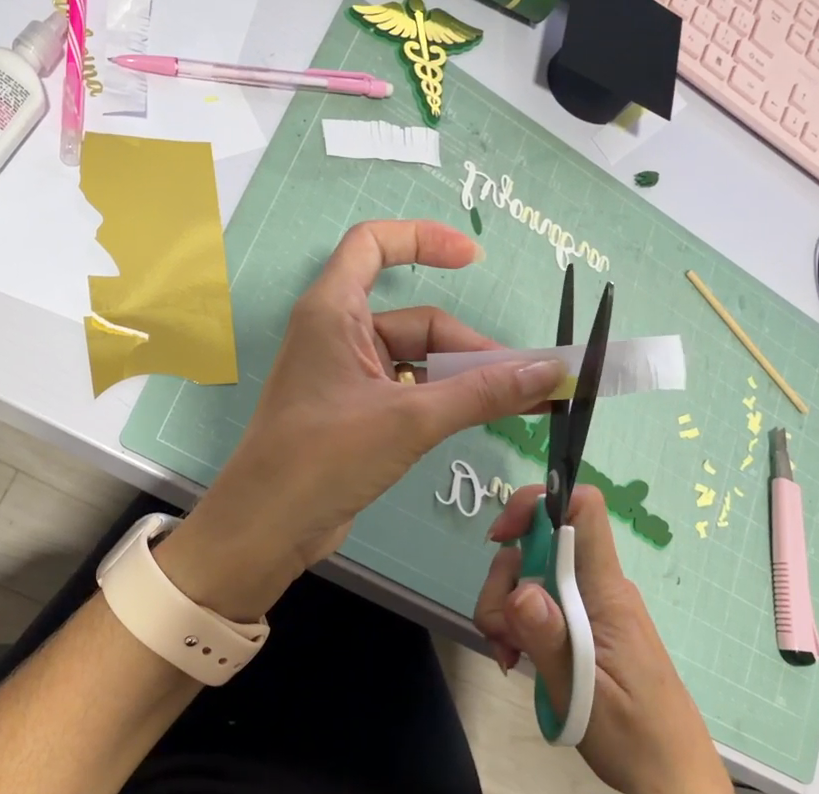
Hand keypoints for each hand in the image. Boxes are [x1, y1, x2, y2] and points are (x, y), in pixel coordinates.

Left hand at [159, 220, 565, 619]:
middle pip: (416, 323)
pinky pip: (407, 398)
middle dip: (473, 351)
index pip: (373, 245)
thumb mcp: (409, 420)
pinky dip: (443, 406)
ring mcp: (344, 382)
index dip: (424, 240)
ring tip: (525, 404)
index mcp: (332, 312)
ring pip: (416, 366)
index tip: (475, 258)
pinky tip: (483, 421)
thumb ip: (481, 393)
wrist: (266, 528)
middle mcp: (336, 338)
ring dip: (466, 382)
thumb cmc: (323, 459)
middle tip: (531, 382)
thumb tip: (552, 370)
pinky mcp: (351, 421)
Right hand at [474, 484, 726, 793]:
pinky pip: (539, 607)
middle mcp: (598, 591)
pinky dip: (517, 627)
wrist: (671, 776)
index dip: (538, 504)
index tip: (500, 538)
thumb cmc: (635, 738)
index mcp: (607, 596)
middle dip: (503, 582)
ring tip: (510, 656)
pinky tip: (516, 659)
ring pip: (531, 579)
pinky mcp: (583, 629)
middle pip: (538, 548)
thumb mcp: (583, 695)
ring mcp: (590, 609)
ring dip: (506, 611)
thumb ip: (550, 640)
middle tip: (502, 637)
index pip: (582, 511)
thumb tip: (520, 588)